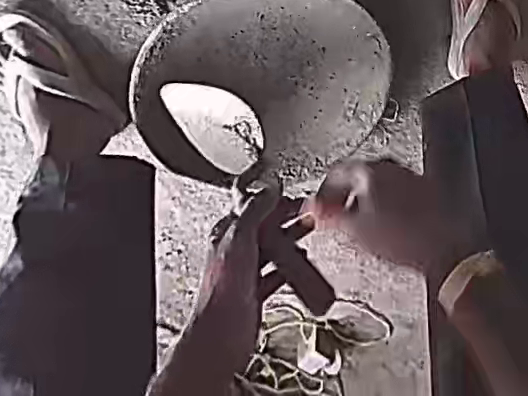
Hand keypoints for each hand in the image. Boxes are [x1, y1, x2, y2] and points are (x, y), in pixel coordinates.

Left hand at [172, 183, 304, 380]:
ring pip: (272, 246)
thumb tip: (269, 188)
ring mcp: (245, 272)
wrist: (219, 338)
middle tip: (305, 208)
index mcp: (227, 232)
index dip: (269, 195)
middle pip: (264, 224)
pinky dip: (289, 265)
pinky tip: (299, 262)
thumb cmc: (221, 291)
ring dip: (290, 236)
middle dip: (285, 214)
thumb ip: (254, 211)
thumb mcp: (239, 238)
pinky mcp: (255, 292)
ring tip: (308, 226)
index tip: (287, 190)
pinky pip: (276, 272)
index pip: (249, 204)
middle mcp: (234, 250)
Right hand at [305, 158, 462, 274]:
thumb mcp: (356, 231)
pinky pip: (392, 190)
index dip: (321, 194)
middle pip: (354, 176)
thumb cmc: (405, 238)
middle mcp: (388, 166)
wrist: (444, 249)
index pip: (334, 173)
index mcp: (369, 169)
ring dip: (360, 200)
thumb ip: (330, 216)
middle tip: (333, 217)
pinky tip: (380, 224)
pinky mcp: (421, 188)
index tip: (317, 209)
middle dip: (341, 196)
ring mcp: (406, 175)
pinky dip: (380, 203)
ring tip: (356, 225)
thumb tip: (315, 210)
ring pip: (374, 183)